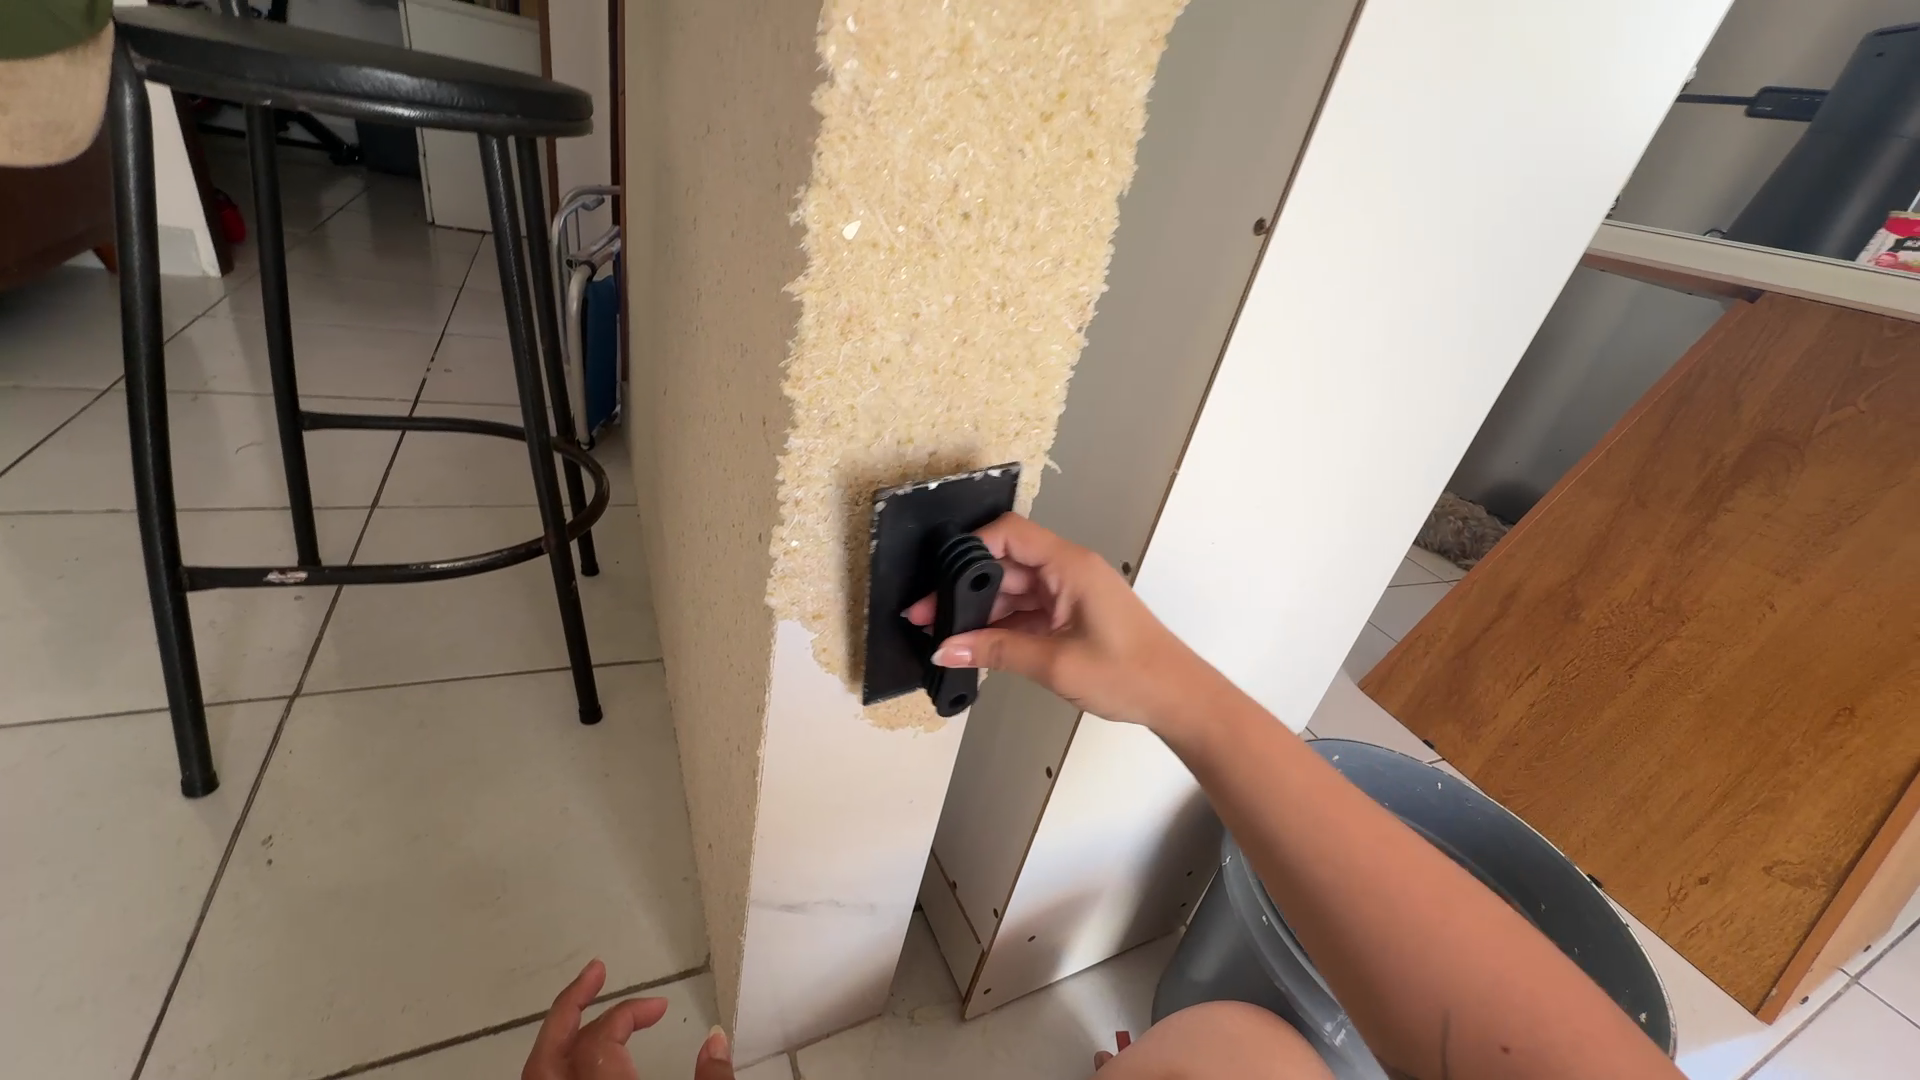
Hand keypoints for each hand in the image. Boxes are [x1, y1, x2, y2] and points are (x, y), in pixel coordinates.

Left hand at [522, 960, 735, 1079]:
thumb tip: (716, 1039)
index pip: (599, 1044)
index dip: (627, 1015)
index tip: (659, 1008)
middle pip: (547, 1058)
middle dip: (568, 1007)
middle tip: (595, 971)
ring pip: (537, 1076)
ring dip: (558, 1035)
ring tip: (581, 1003)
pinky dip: (557, 1064)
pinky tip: (580, 1055)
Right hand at [904, 513, 1230, 733]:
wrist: (1177, 698)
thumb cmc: (1131, 674)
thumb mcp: (1055, 663)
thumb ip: (996, 652)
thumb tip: (947, 649)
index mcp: (1070, 566)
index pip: (1010, 534)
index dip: (971, 548)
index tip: (938, 574)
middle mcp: (1068, 572)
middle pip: (1005, 565)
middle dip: (965, 589)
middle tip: (928, 615)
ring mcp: (1069, 594)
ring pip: (1013, 591)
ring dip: (981, 613)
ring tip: (945, 635)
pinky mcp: (1070, 615)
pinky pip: (1026, 612)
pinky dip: (1002, 627)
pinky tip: (976, 646)